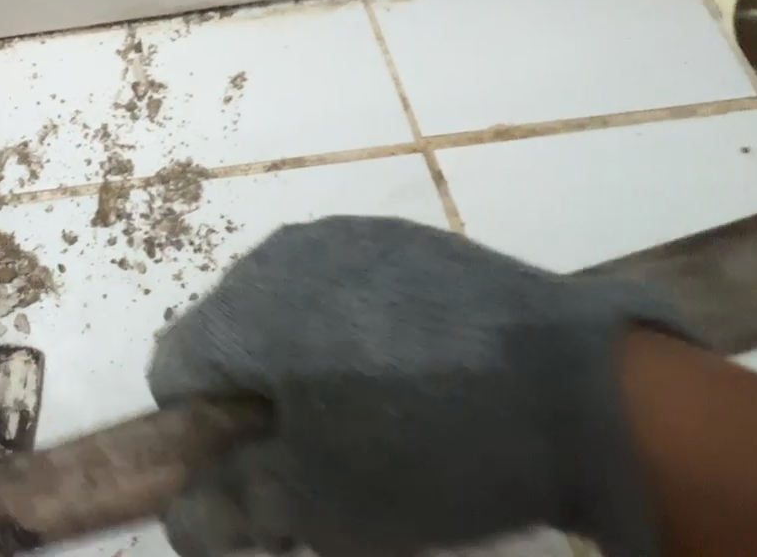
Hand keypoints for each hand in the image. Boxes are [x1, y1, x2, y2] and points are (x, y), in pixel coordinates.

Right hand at [147, 216, 687, 556]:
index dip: (201, 431)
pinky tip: (413, 364)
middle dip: (254, 392)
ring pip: (282, 305)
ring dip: (300, 355)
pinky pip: (339, 282)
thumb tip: (175, 520)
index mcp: (243, 310)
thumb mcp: (319, 508)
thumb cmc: (429, 453)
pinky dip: (349, 323)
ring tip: (374, 403)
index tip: (259, 469)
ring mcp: (339, 237)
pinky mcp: (395, 235)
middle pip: (228, 332)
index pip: (172, 368)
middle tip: (322, 444)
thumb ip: (228, 511)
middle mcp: (276, 255)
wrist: (584, 393)